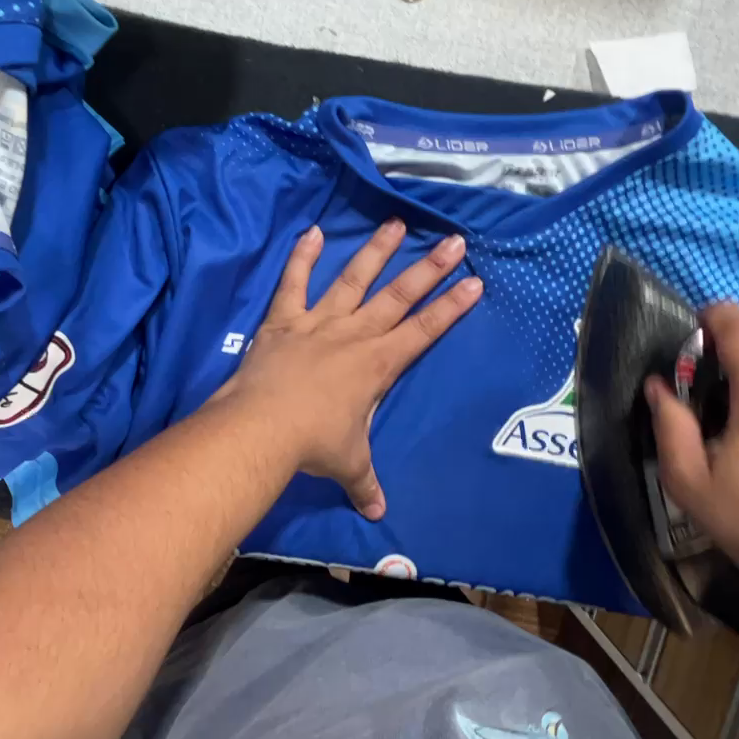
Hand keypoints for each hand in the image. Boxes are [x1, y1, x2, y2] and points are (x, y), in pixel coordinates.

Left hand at [211, 219, 482, 519]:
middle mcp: (353, 335)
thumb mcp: (348, 465)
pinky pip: (293, 283)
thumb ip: (365, 484)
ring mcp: (318, 323)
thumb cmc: (313, 445)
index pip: (424, 332)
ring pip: (352, 280)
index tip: (475, 283)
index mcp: (378, 365)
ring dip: (375, 252)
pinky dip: (301, 258)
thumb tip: (377, 515)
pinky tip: (311, 231)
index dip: (451, 309)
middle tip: (454, 241)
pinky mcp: (283, 321)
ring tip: (396, 224)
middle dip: (429, 269)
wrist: (262, 427)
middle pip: (398, 296)